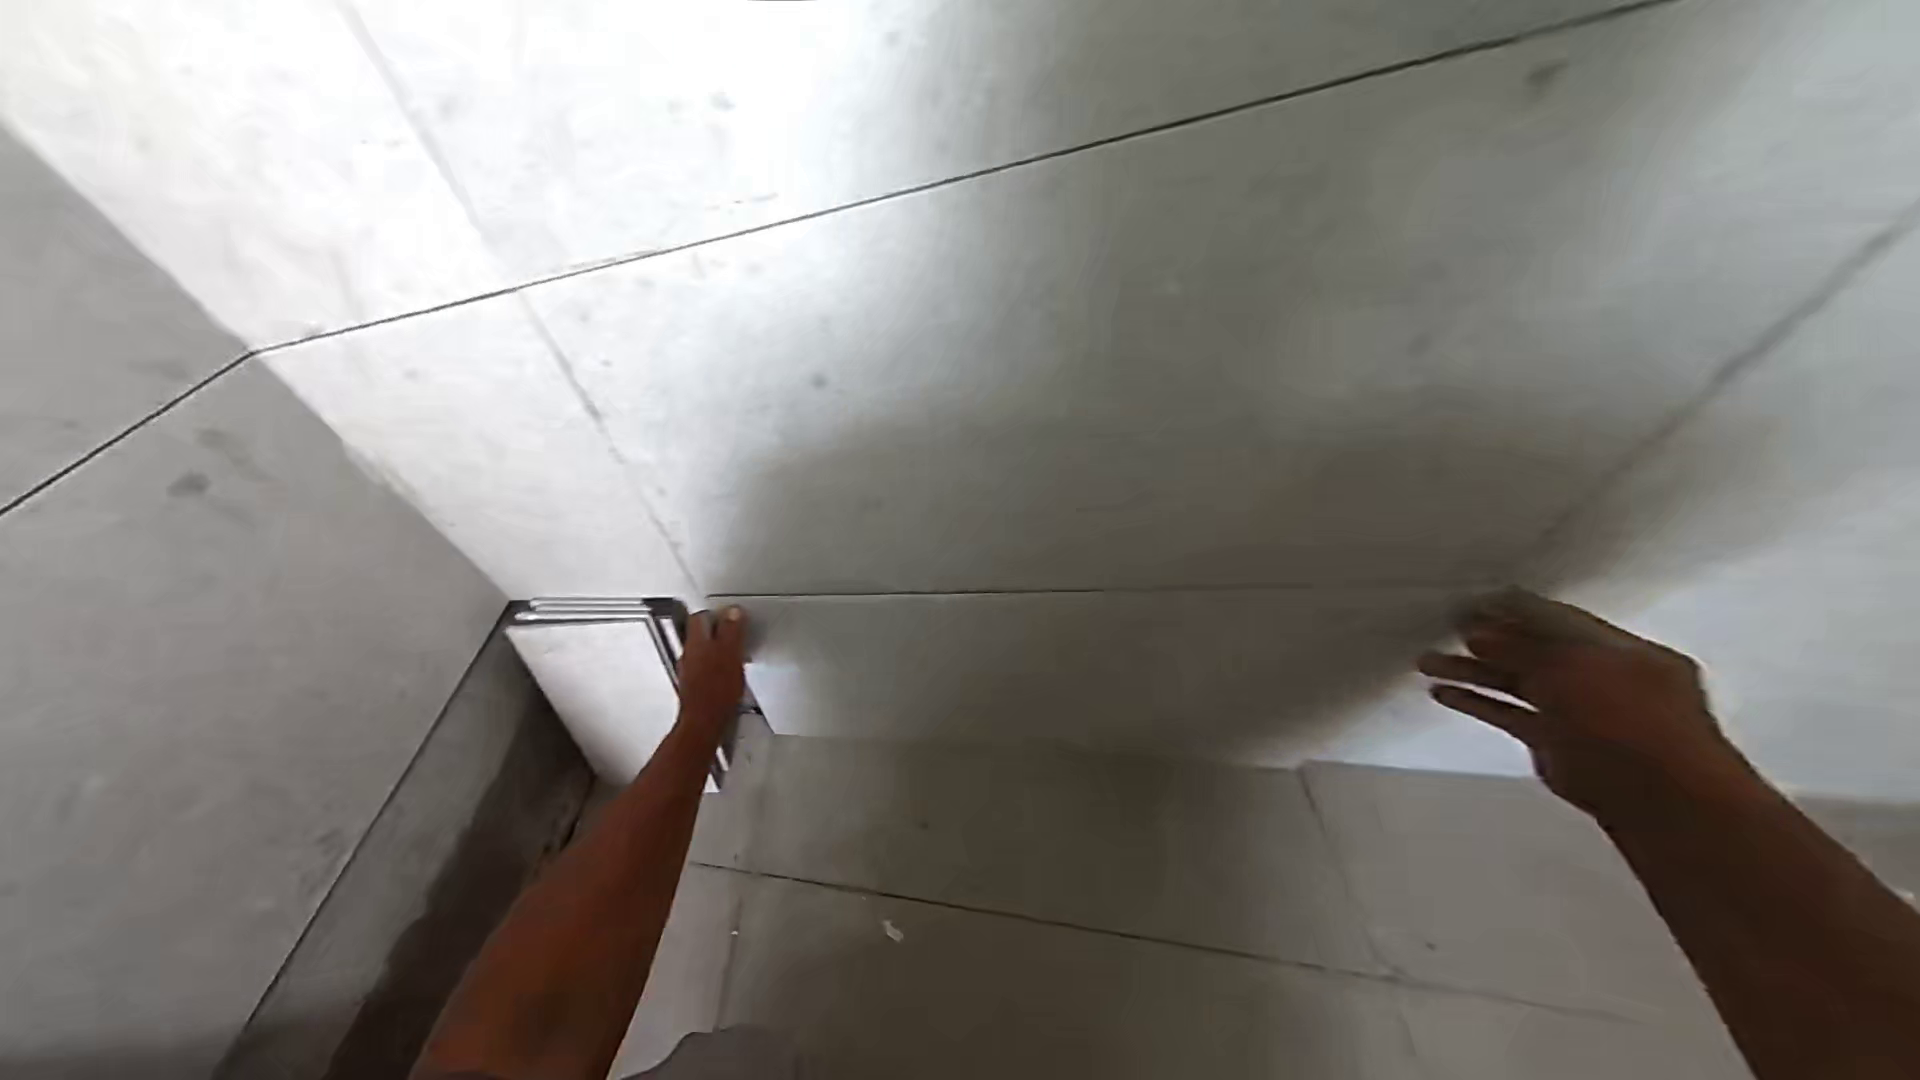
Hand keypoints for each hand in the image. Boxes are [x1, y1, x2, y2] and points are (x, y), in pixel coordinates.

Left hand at [677, 607, 746, 727]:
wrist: (705, 723)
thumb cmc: (716, 691)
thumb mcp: (732, 654)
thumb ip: (732, 631)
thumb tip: (733, 612)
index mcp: (696, 643)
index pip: (701, 617)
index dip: (717, 613)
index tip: (733, 615)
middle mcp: (689, 655)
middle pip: (699, 633)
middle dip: (716, 629)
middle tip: (734, 630)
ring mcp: (689, 671)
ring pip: (701, 650)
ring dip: (716, 647)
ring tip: (735, 651)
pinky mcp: (695, 686)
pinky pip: (704, 667)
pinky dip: (716, 665)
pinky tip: (728, 672)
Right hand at [1418, 589, 1749, 816]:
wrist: (1655, 798)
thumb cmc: (1625, 719)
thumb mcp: (1569, 667)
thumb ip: (1519, 647)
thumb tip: (1478, 634)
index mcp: (1621, 652)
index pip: (1557, 620)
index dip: (1512, 609)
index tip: (1469, 602)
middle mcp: (1600, 677)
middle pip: (1531, 650)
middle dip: (1485, 639)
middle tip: (1443, 628)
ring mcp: (1577, 711)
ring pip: (1514, 682)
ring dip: (1470, 670)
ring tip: (1426, 662)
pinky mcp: (1553, 741)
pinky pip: (1508, 713)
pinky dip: (1475, 702)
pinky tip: (1441, 693)